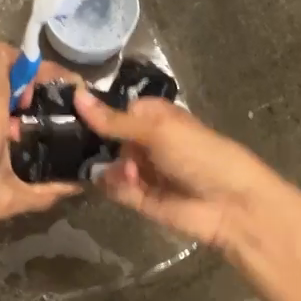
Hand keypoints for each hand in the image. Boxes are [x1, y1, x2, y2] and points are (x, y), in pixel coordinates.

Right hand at [73, 94, 289, 257]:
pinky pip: (112, 187)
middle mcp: (145, 141)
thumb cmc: (199, 154)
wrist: (230, 205)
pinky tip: (125, 182)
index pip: (116, 109)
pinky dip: (112, 184)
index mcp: (154, 117)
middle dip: (94, 140)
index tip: (70, 110)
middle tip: (79, 142)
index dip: (96, 110)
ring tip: (126, 171)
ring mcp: (140, 170)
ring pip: (106, 163)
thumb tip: (76, 96)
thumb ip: (114, 120)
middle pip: (106, 137)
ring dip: (109, 165)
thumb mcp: (156, 130)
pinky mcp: (137, 198)